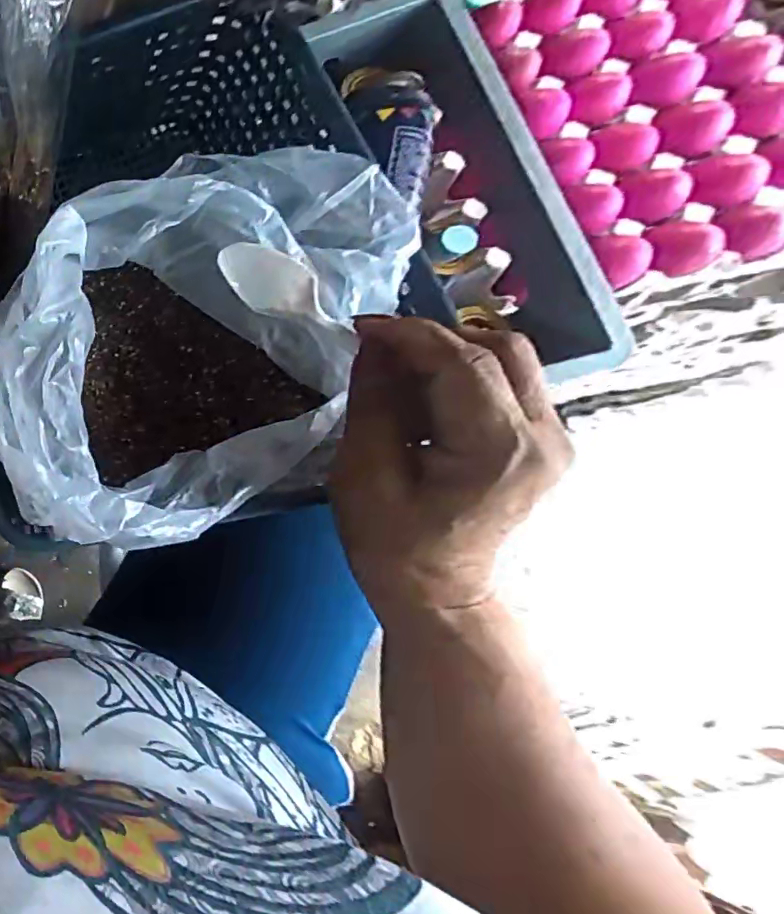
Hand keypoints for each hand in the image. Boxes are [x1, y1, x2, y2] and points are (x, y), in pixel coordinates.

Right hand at [330, 317, 570, 614]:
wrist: (437, 587)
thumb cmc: (388, 539)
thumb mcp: (362, 472)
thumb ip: (374, 404)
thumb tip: (373, 347)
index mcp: (497, 447)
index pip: (463, 362)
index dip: (409, 334)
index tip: (360, 326)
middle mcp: (544, 435)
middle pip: (503, 350)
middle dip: (434, 335)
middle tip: (376, 344)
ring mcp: (554, 438)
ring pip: (511, 362)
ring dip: (449, 352)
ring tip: (394, 366)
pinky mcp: (544, 441)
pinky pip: (508, 385)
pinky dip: (461, 374)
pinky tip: (420, 391)